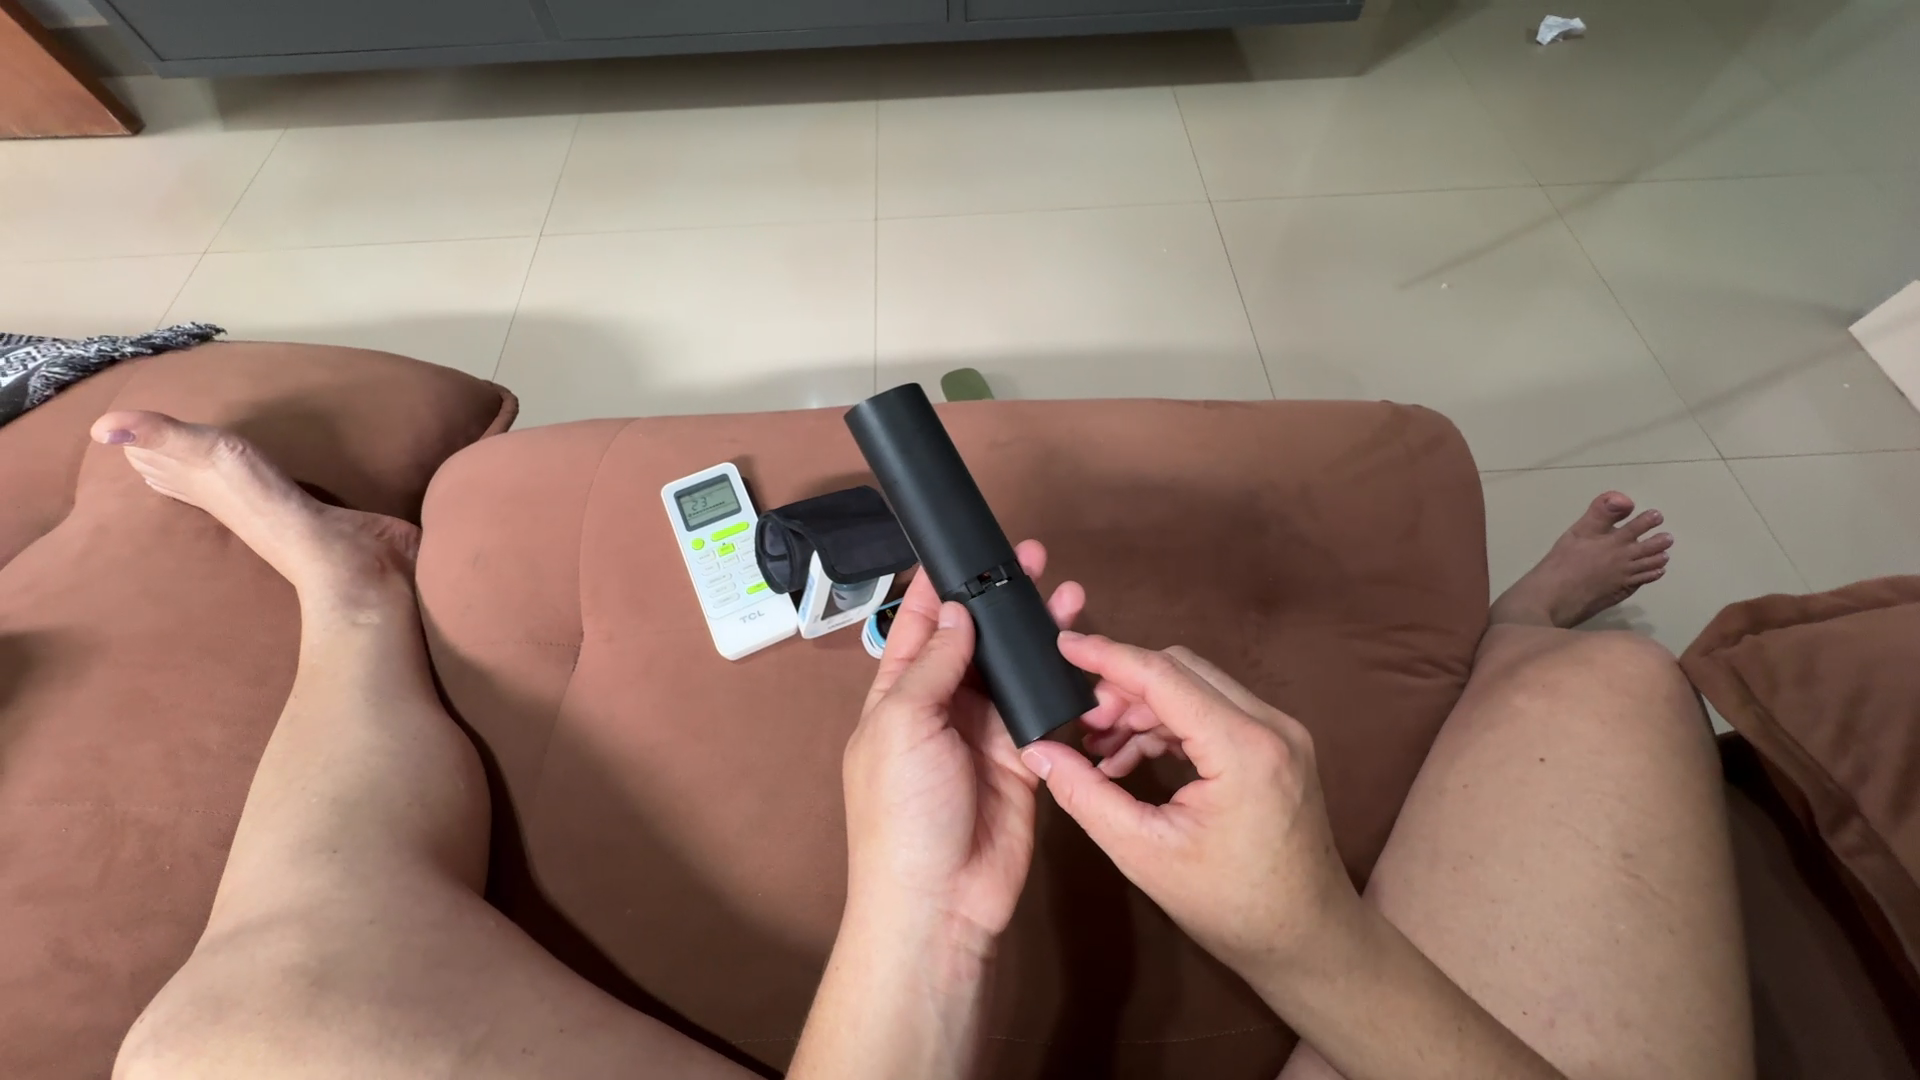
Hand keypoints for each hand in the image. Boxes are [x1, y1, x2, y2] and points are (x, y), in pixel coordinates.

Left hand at [842, 540, 1084, 958]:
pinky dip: (1062, 679)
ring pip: (1014, 668)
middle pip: (975, 640)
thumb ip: (932, 666)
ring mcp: (986, 730)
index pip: (920, 626)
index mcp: (901, 694)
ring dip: (1035, 632)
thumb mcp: (902, 726)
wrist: (942, 899)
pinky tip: (1082, 651)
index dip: (941, 588)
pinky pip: (1044, 706)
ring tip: (1066, 592)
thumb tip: (958, 614)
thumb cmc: (902, 810)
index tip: (963, 548)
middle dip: (999, 600)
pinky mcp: (1024, 754)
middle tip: (1031, 558)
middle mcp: (944, 705)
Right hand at [1019, 635, 1358, 977]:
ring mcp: (1278, 730)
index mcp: (1243, 749)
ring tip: (1101, 745)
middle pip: (1179, 669)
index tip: (1063, 645)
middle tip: (1082, 722)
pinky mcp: (1276, 741)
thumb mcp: (1143, 853)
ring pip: (1193, 684)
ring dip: (1142, 705)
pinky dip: (1167, 722)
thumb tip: (1037, 751)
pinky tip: (1132, 755)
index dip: (1108, 655)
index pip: (1164, 675)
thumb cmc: (1230, 906)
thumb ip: (1084, 794)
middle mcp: (1269, 724)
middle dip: (1122, 686)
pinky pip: (1210, 708)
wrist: (1308, 941)